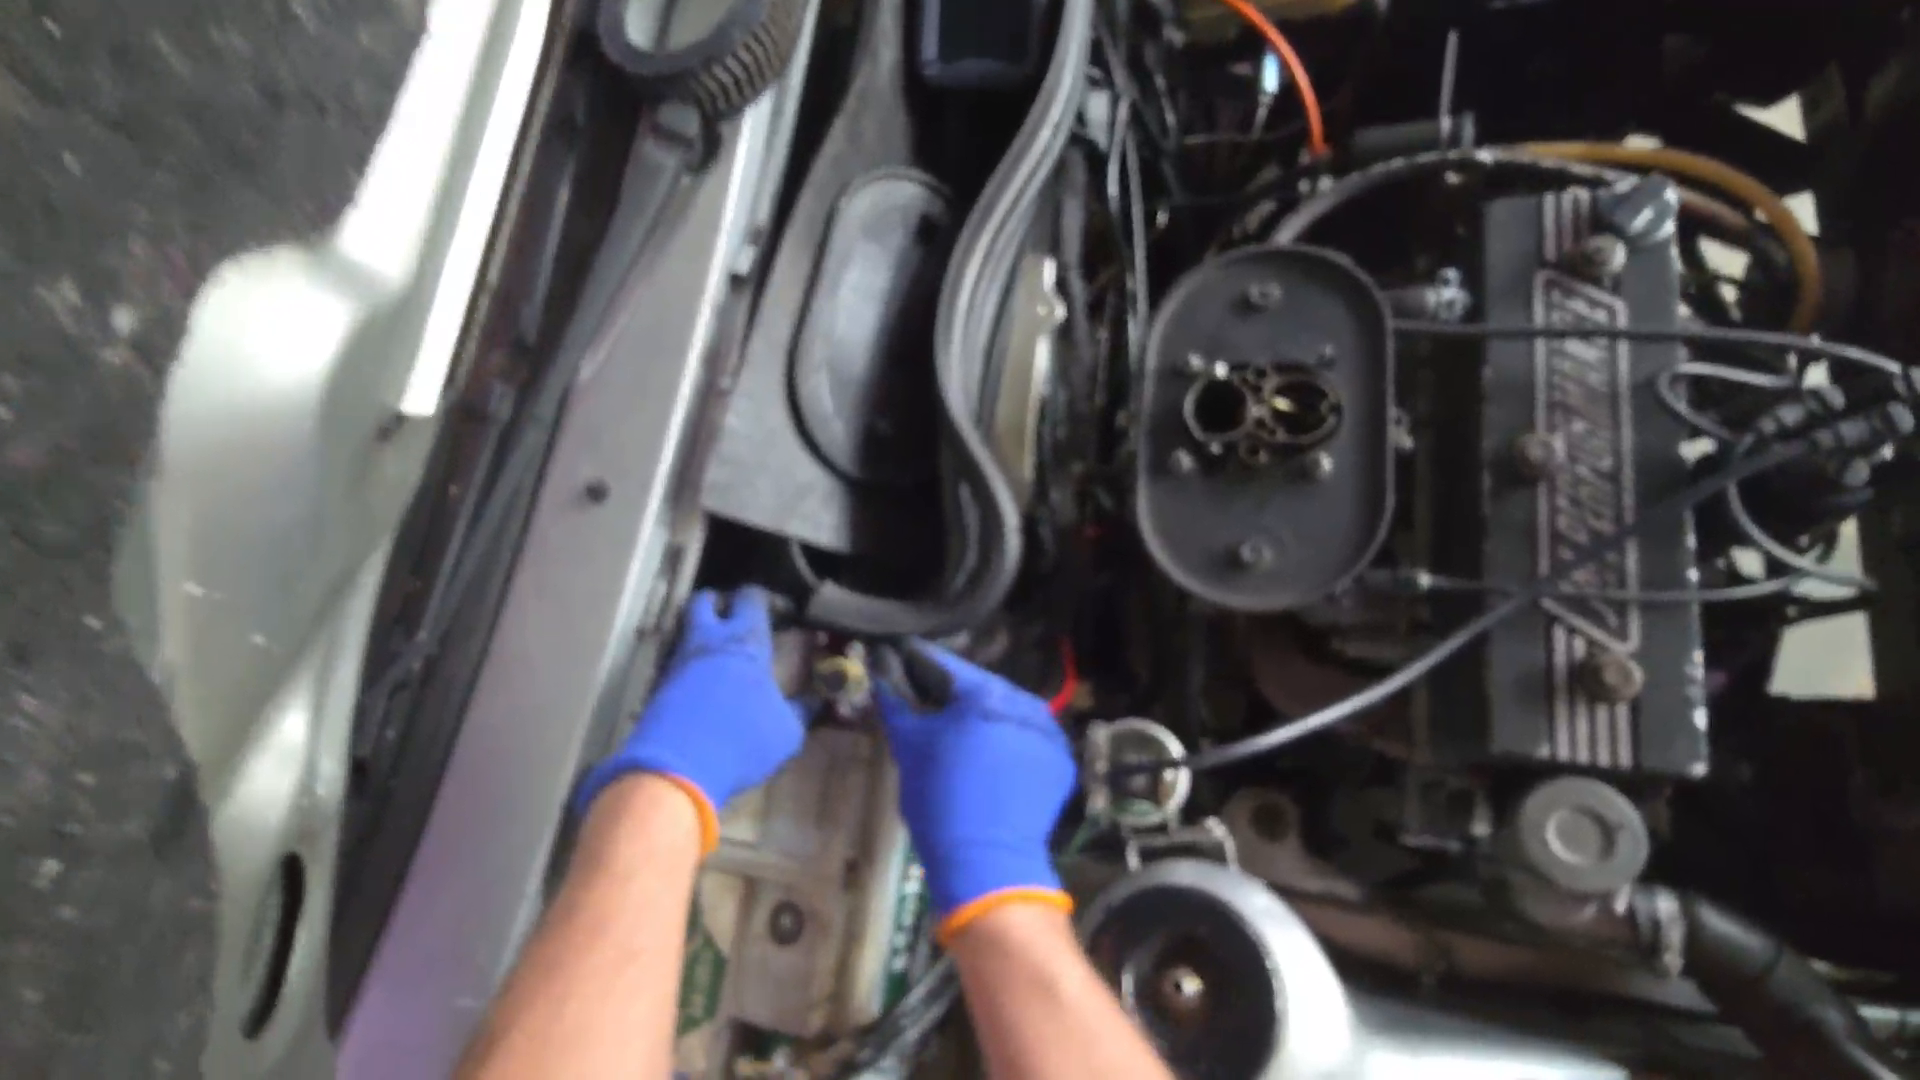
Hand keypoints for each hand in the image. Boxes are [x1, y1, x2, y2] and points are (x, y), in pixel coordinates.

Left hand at [574, 587, 804, 848]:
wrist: (677, 769)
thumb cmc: (744, 739)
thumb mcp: (787, 731)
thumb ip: (801, 710)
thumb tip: (816, 701)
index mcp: (745, 640)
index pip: (752, 597)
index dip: (767, 599)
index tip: (782, 611)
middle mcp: (708, 641)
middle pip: (706, 600)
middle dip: (721, 602)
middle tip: (737, 618)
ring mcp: (678, 662)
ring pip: (686, 629)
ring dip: (702, 633)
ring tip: (722, 655)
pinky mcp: (658, 686)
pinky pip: (676, 661)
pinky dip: (690, 665)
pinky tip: (704, 687)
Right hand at [875, 645, 1077, 942]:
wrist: (987, 862)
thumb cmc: (940, 799)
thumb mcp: (908, 748)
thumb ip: (895, 704)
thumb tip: (881, 674)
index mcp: (986, 692)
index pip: (947, 665)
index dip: (920, 664)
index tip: (902, 661)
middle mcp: (1025, 702)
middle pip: (980, 688)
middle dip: (954, 695)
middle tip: (927, 703)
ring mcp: (1049, 732)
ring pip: (1006, 713)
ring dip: (984, 718)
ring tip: (958, 735)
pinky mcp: (1062, 762)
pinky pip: (1028, 741)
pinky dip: (1009, 744)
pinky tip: (990, 762)